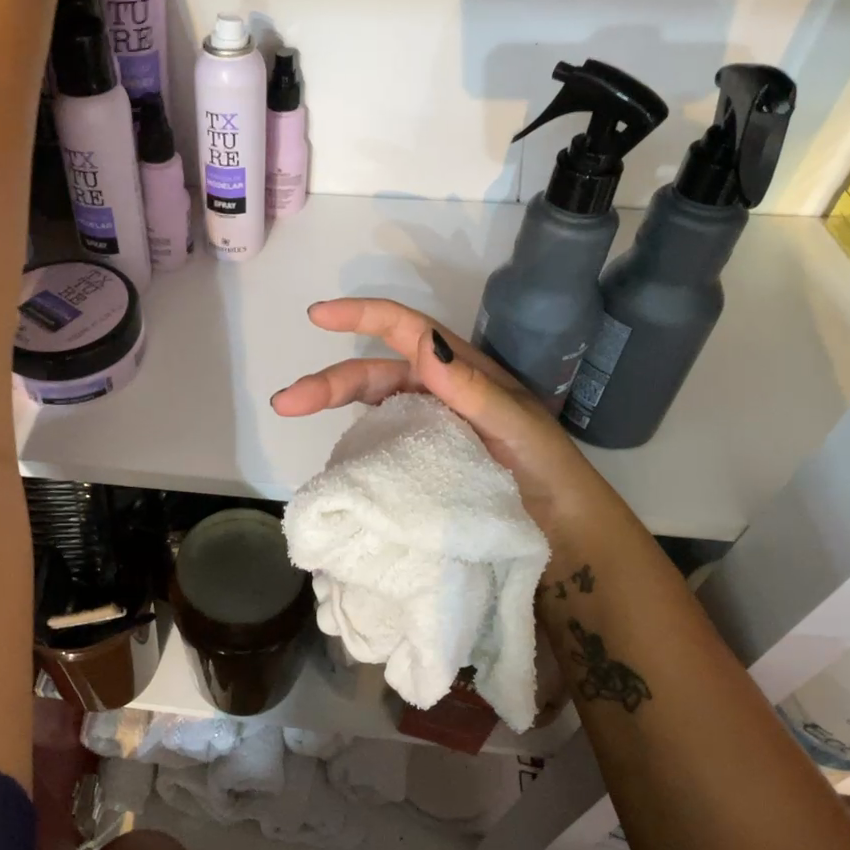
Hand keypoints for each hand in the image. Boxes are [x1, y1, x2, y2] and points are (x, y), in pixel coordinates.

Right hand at [269, 298, 608, 541]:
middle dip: (329, 380)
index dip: (362, 317)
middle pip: (374, 374)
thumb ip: (470, 388)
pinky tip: (332, 459)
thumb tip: (421, 344)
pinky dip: (352, 444)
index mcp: (459, 372)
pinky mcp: (420, 465)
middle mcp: (437, 394)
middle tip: (286, 402)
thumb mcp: (515, 424)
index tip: (318, 316)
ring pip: (370, 407)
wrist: (564, 533)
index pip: (406, 331)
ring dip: (333, 407)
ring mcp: (426, 430)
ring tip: (294, 418)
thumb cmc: (547, 471)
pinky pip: (378, 445)